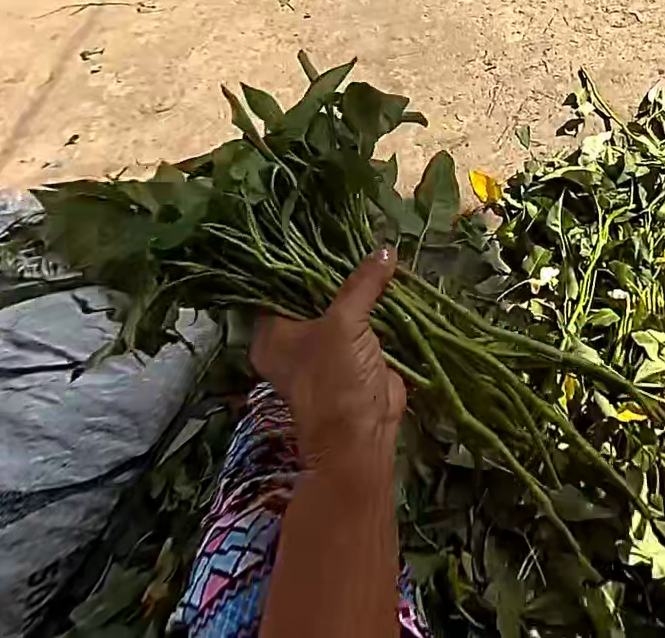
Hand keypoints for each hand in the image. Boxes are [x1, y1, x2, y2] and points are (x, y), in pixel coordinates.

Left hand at [251, 245, 407, 472]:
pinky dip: (377, 302)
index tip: (324, 228)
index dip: (302, 256)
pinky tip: (390, 276)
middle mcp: (295, 337)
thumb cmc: (335, 380)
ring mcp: (326, 345)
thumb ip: (363, 283)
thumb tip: (386, 249)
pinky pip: (365, 319)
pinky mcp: (355, 352)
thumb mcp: (344, 323)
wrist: (362, 436)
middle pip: (315, 291)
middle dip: (338, 267)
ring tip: (376, 247)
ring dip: (361, 284)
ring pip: (342, 304)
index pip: (281, 283)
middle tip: (356, 232)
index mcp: (273, 332)